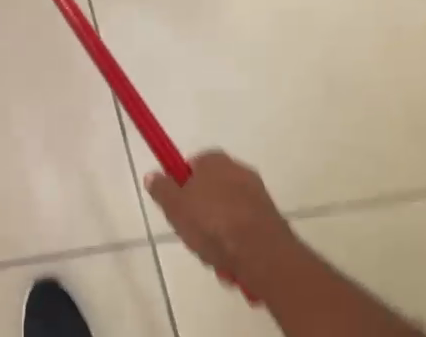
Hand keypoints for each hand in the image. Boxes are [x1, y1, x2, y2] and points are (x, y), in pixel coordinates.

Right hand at [145, 151, 299, 289]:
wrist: (262, 255)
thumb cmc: (212, 224)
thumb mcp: (174, 207)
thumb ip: (161, 189)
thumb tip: (151, 175)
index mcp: (214, 160)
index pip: (192, 165)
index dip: (182, 186)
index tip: (177, 207)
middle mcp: (239, 171)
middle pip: (211, 191)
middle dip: (201, 215)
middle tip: (192, 234)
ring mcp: (259, 196)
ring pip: (229, 215)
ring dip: (220, 235)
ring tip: (214, 258)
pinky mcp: (273, 221)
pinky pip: (247, 231)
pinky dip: (239, 246)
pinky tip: (233, 265)